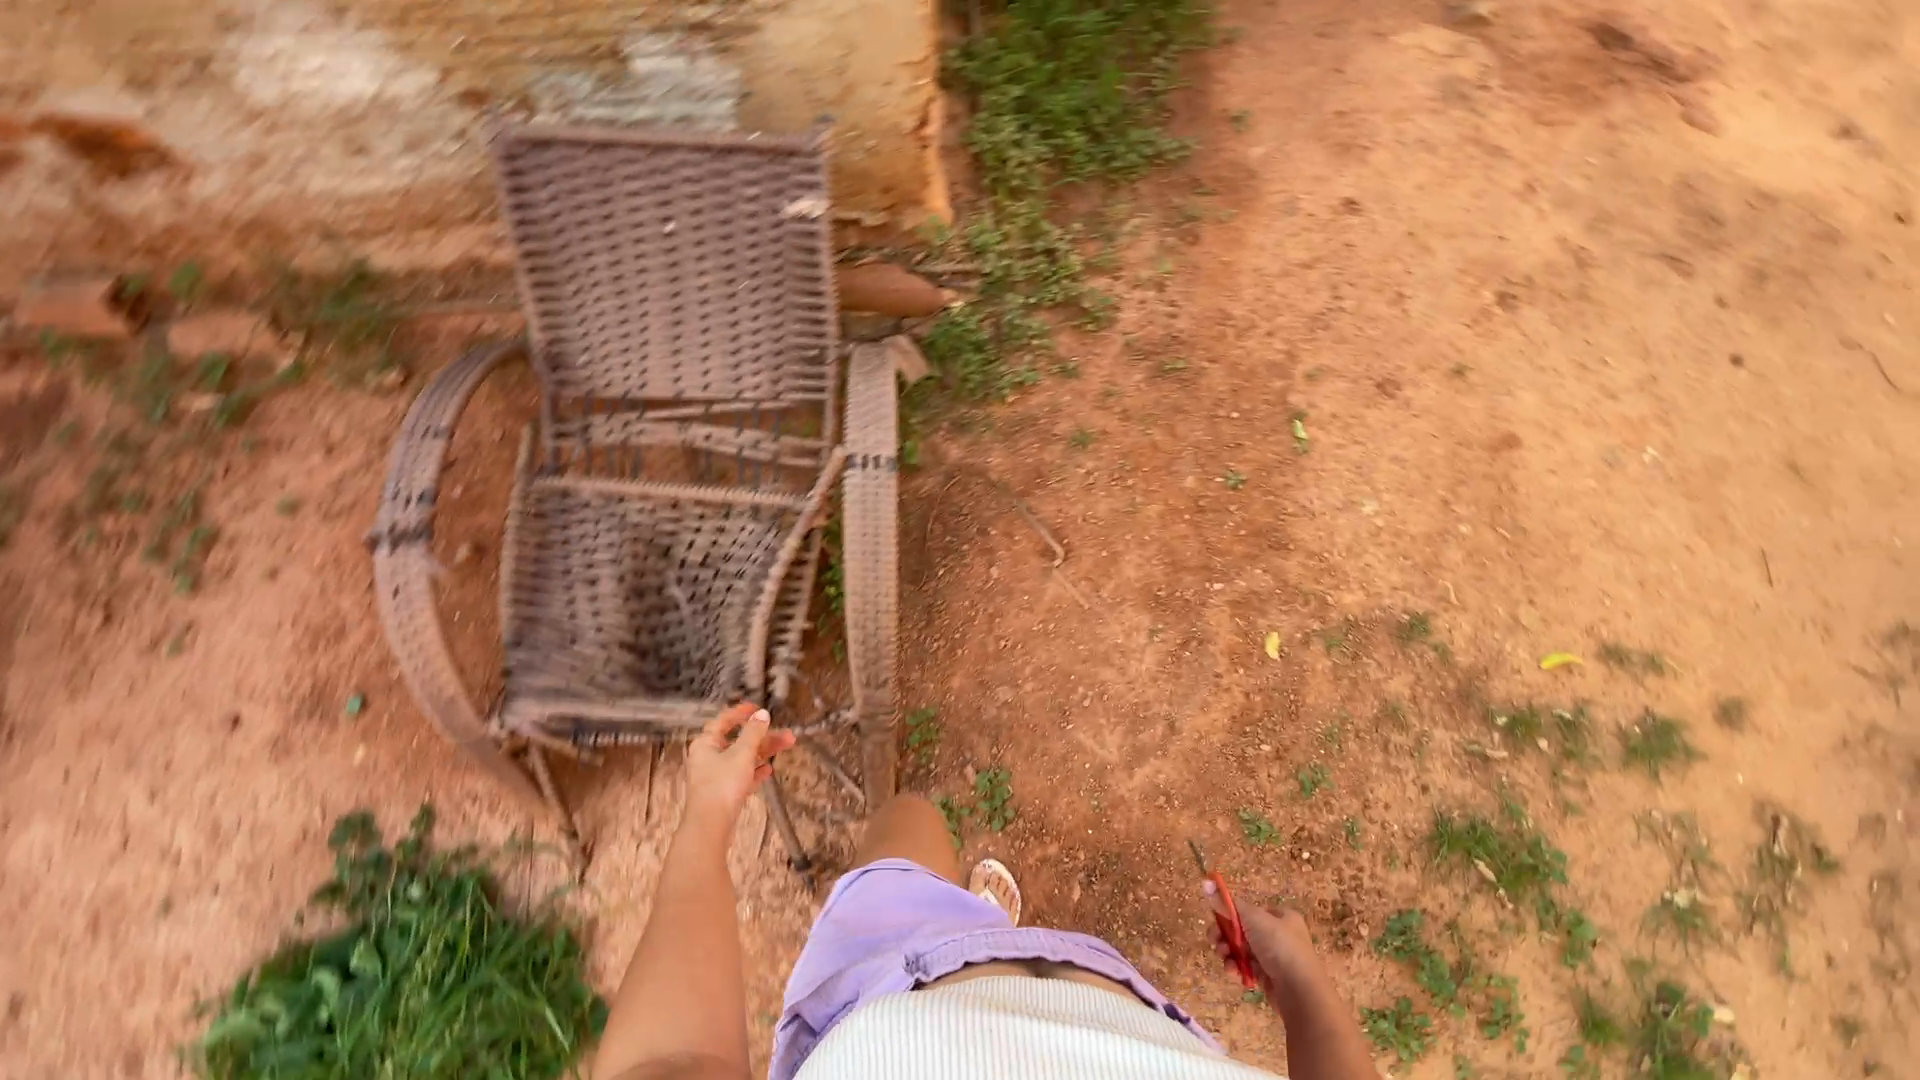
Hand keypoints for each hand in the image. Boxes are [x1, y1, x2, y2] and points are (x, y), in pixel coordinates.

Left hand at [684, 703, 795, 829]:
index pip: (723, 721)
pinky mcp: (723, 792)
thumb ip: (754, 732)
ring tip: (787, 746)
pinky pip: (741, 775)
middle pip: (738, 740)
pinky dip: (754, 770)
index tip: (757, 707)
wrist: (711, 825)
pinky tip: (768, 770)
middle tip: (786, 734)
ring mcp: (715, 775)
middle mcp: (708, 757)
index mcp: (706, 743)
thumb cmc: (723, 784)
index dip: (741, 713)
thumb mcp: (742, 753)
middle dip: (763, 736)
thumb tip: (762, 714)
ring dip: (764, 752)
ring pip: (742, 757)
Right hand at [1205, 882, 1323, 996]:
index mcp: (1282, 917)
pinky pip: (1247, 968)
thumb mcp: (1252, 918)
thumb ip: (1227, 903)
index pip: (1250, 911)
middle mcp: (1280, 935)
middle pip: (1243, 930)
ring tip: (1224, 958)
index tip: (1215, 920)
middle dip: (1225, 936)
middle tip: (1214, 941)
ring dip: (1228, 952)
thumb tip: (1205, 881)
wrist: (1300, 991)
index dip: (1230, 914)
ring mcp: (1275, 958)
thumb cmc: (1279, 946)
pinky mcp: (1270, 978)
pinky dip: (1237, 968)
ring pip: (1242, 950)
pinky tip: (1233, 972)